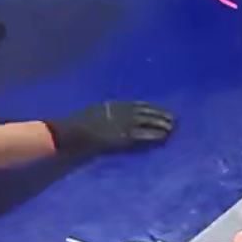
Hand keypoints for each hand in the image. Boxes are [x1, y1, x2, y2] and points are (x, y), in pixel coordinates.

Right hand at [44, 101, 176, 153]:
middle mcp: (116, 111)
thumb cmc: (75, 129)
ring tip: (173, 128)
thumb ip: (106, 116)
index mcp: (110, 106)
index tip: (164, 110)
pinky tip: (164, 137)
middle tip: (175, 119)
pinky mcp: (120, 136)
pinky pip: (141, 135)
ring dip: (160, 124)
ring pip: (145, 121)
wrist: (66, 134)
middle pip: (144, 111)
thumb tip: (116, 120)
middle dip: (160, 114)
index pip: (136, 105)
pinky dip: (153, 135)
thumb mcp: (92, 116)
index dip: (152, 108)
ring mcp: (118, 123)